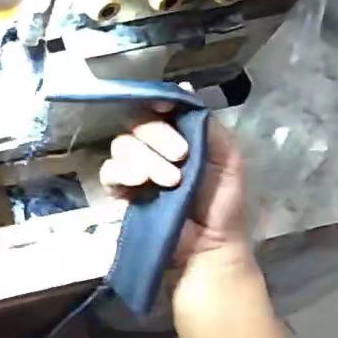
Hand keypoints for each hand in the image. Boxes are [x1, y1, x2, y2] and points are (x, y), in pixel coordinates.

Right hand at [98, 111, 251, 281]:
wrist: (209, 247)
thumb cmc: (222, 205)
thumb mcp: (227, 158)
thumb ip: (207, 125)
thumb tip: (186, 90)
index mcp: (179, 136)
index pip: (158, 109)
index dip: (157, 104)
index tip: (166, 109)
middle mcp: (153, 148)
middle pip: (139, 124)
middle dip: (158, 137)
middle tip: (180, 158)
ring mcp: (135, 169)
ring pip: (122, 145)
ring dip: (144, 158)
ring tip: (168, 182)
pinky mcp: (120, 191)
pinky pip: (109, 171)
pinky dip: (122, 172)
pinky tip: (138, 184)